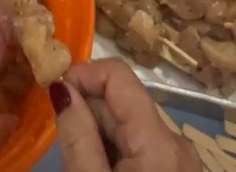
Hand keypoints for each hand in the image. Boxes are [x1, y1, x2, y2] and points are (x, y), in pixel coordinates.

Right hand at [52, 59, 203, 171]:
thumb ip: (78, 136)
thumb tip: (61, 86)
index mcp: (159, 139)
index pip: (117, 74)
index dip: (81, 75)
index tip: (53, 97)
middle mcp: (176, 141)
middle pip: (120, 102)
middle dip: (87, 113)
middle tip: (64, 147)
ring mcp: (181, 162)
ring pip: (127, 128)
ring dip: (98, 137)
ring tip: (82, 166)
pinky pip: (140, 150)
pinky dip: (116, 155)